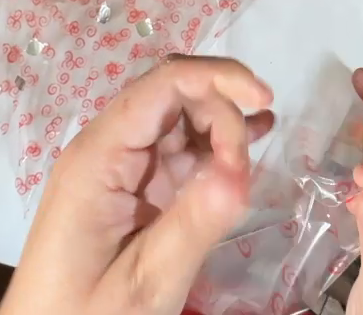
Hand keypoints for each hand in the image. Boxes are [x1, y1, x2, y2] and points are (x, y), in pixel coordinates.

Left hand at [0, 57, 274, 314]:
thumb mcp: (140, 284)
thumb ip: (191, 225)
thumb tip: (241, 171)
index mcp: (100, 154)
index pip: (164, 83)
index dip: (218, 78)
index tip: (263, 100)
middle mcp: (108, 146)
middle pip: (175, 93)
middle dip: (222, 110)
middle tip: (247, 167)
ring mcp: (122, 164)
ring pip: (182, 117)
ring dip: (223, 125)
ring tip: (256, 154)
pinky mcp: (135, 186)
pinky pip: (179, 146)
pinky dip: (215, 141)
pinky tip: (252, 140)